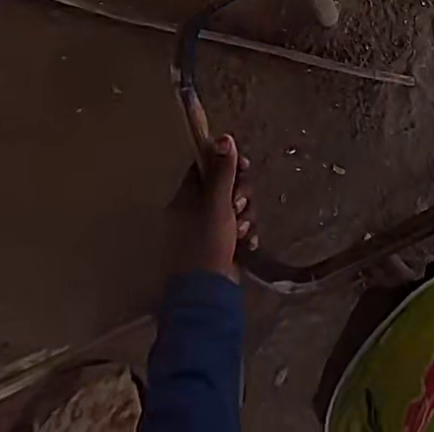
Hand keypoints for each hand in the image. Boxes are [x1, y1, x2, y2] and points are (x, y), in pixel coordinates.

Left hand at [166, 134, 257, 280]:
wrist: (207, 296)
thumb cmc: (207, 244)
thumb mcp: (217, 204)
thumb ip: (222, 171)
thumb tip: (224, 137)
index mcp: (186, 196)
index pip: (206, 166)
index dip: (226, 162)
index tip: (244, 166)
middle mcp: (194, 209)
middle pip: (225, 185)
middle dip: (240, 194)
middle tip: (239, 206)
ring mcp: (208, 229)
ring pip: (235, 207)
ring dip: (245, 215)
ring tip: (241, 231)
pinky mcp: (221, 245)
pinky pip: (239, 227)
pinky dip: (245, 233)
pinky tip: (247, 244)